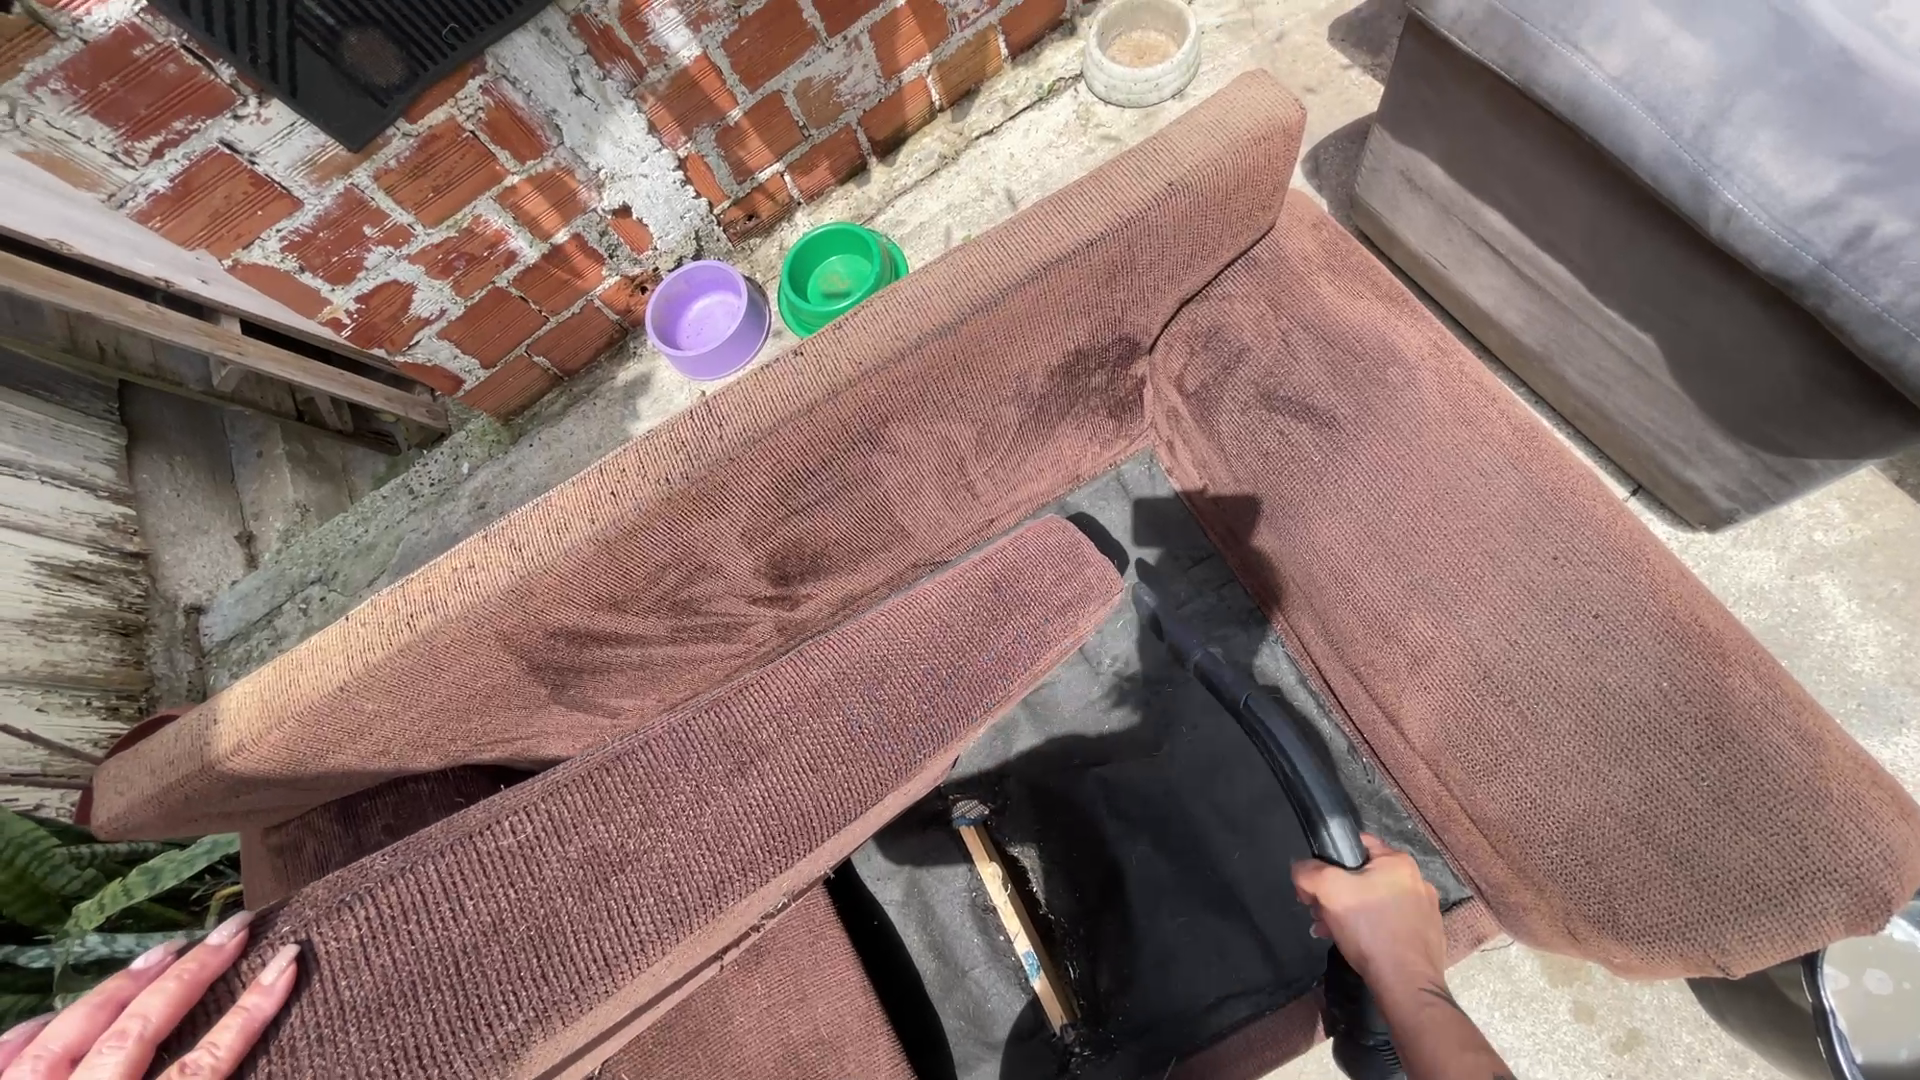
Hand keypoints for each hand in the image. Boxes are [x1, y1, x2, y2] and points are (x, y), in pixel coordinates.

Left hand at [0, 911, 297, 1079]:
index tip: (290, 960)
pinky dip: (21, 1038)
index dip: (251, 1011)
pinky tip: (43, 1017)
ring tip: (167, 949)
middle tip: (237, 926)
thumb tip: (219, 1054)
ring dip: (122, 988)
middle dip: (194, 973)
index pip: (204, 1064)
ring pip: (70, 1038)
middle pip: (141, 1032)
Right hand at [1291, 834, 1444, 987]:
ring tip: (1330, 930)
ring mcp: (1426, 911)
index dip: (1327, 860)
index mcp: (1399, 862)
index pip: (1355, 844)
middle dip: (1335, 892)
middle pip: (1362, 876)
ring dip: (1348, 912)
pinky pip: (1389, 923)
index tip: (1314, 883)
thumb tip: (1302, 871)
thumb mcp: (1326, 889)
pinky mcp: (1427, 937)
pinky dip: (1370, 929)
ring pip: (1374, 901)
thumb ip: (1307, 871)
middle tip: (1318, 911)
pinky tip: (1355, 943)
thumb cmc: (1369, 929)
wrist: (1406, 985)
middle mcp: (1417, 881)